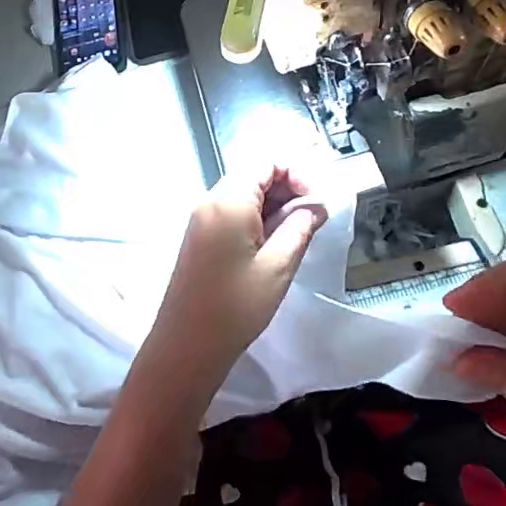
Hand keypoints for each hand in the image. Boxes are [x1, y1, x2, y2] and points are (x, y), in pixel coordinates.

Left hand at [150, 162, 327, 378]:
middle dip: (287, 188)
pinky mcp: (200, 237)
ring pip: (244, 193)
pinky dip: (257, 218)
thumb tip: (318, 205)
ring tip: (297, 234)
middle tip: (312, 219)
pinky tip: (274, 244)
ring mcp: (202, 218)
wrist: (187, 344)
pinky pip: (233, 212)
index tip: (316, 201)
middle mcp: (210, 201)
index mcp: (228, 200)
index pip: (265, 160)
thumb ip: (301, 227)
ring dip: (274, 205)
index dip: (297, 172)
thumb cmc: (236, 306)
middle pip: (253, 173)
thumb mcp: (278, 266)